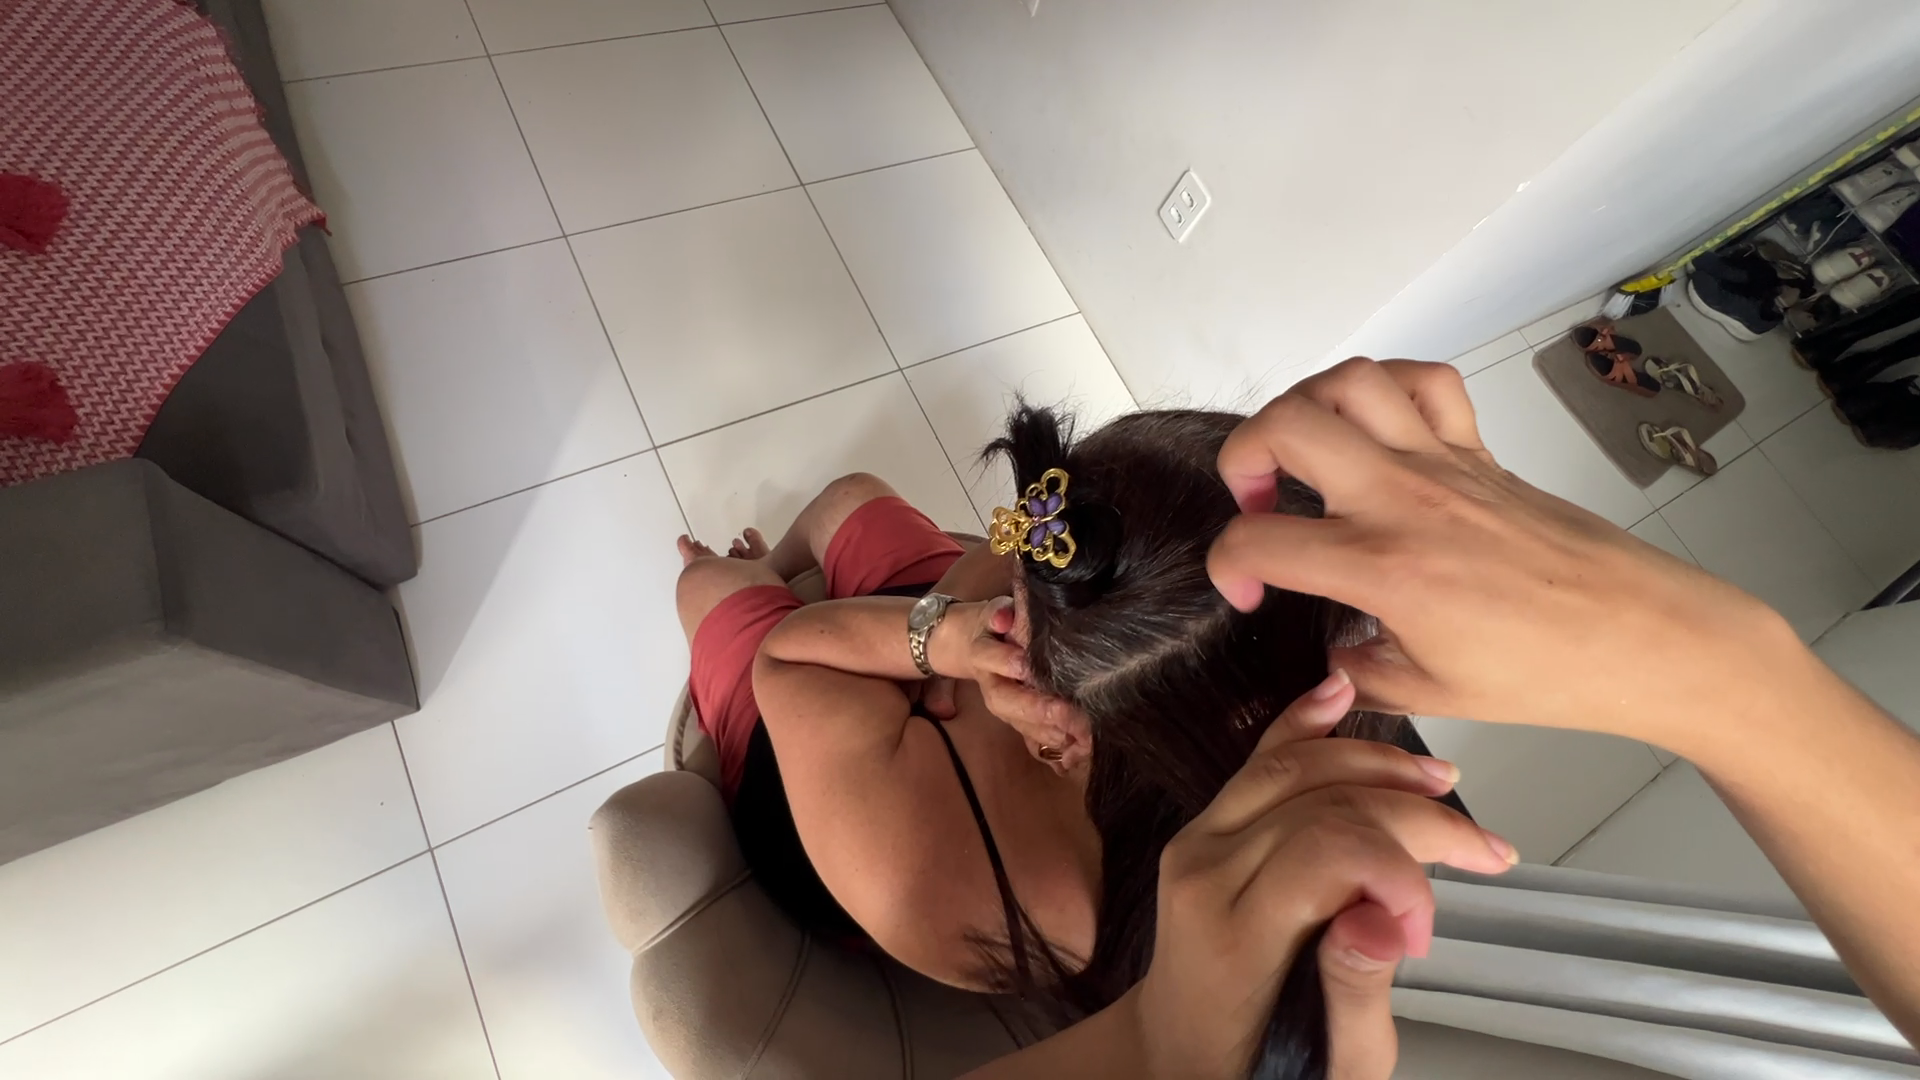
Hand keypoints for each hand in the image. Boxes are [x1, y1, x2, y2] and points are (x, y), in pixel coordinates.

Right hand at [923, 599, 1091, 771]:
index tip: (1027, 666)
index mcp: (982, 654)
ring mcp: (1005, 707)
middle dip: (1036, 709)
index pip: (988, 658)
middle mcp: (992, 685)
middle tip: (1066, 712)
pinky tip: (1076, 751)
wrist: (979, 645)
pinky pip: (1032, 739)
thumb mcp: (996, 610)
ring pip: (1021, 725)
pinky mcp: (1018, 721)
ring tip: (1079, 733)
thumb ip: (1000, 612)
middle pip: (1006, 702)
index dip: (1007, 663)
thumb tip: (1004, 617)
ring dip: (1050, 732)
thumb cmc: (997, 625)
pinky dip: (1053, 748)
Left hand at [1131, 670, 1513, 1078]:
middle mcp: (1206, 867)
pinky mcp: (1201, 826)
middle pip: (1316, 801)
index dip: (1399, 867)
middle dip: (1410, 811)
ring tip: (1440, 779)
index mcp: (1236, 931)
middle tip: (1482, 845)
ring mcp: (1196, 837)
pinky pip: (1253, 765)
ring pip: (1286, 767)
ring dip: (1369, 761)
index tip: (1430, 922)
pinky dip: (1298, 726)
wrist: (1176, 1052)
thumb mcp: (1331, 1067)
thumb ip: (1356, 992)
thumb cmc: (1261, 1069)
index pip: (1325, 850)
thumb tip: (1388, 917)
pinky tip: (1335, 694)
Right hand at [1205, 358, 1801, 754]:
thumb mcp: (1424, 693)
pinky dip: (1381, 389)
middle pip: (1286, 425)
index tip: (1246, 593)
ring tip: (1302, 453)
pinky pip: (1423, 382)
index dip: (1226, 567)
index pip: (1256, 542)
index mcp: (1381, 567)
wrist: (1656, 641)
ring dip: (1301, 408)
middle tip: (1256, 502)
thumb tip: (1330, 648)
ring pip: (1348, 381)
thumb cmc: (1544, 675)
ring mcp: (1443, 462)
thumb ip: (1352, 668)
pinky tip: (1371, 429)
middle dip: (1241, 457)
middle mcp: (1403, 498)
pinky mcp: (1478, 450)